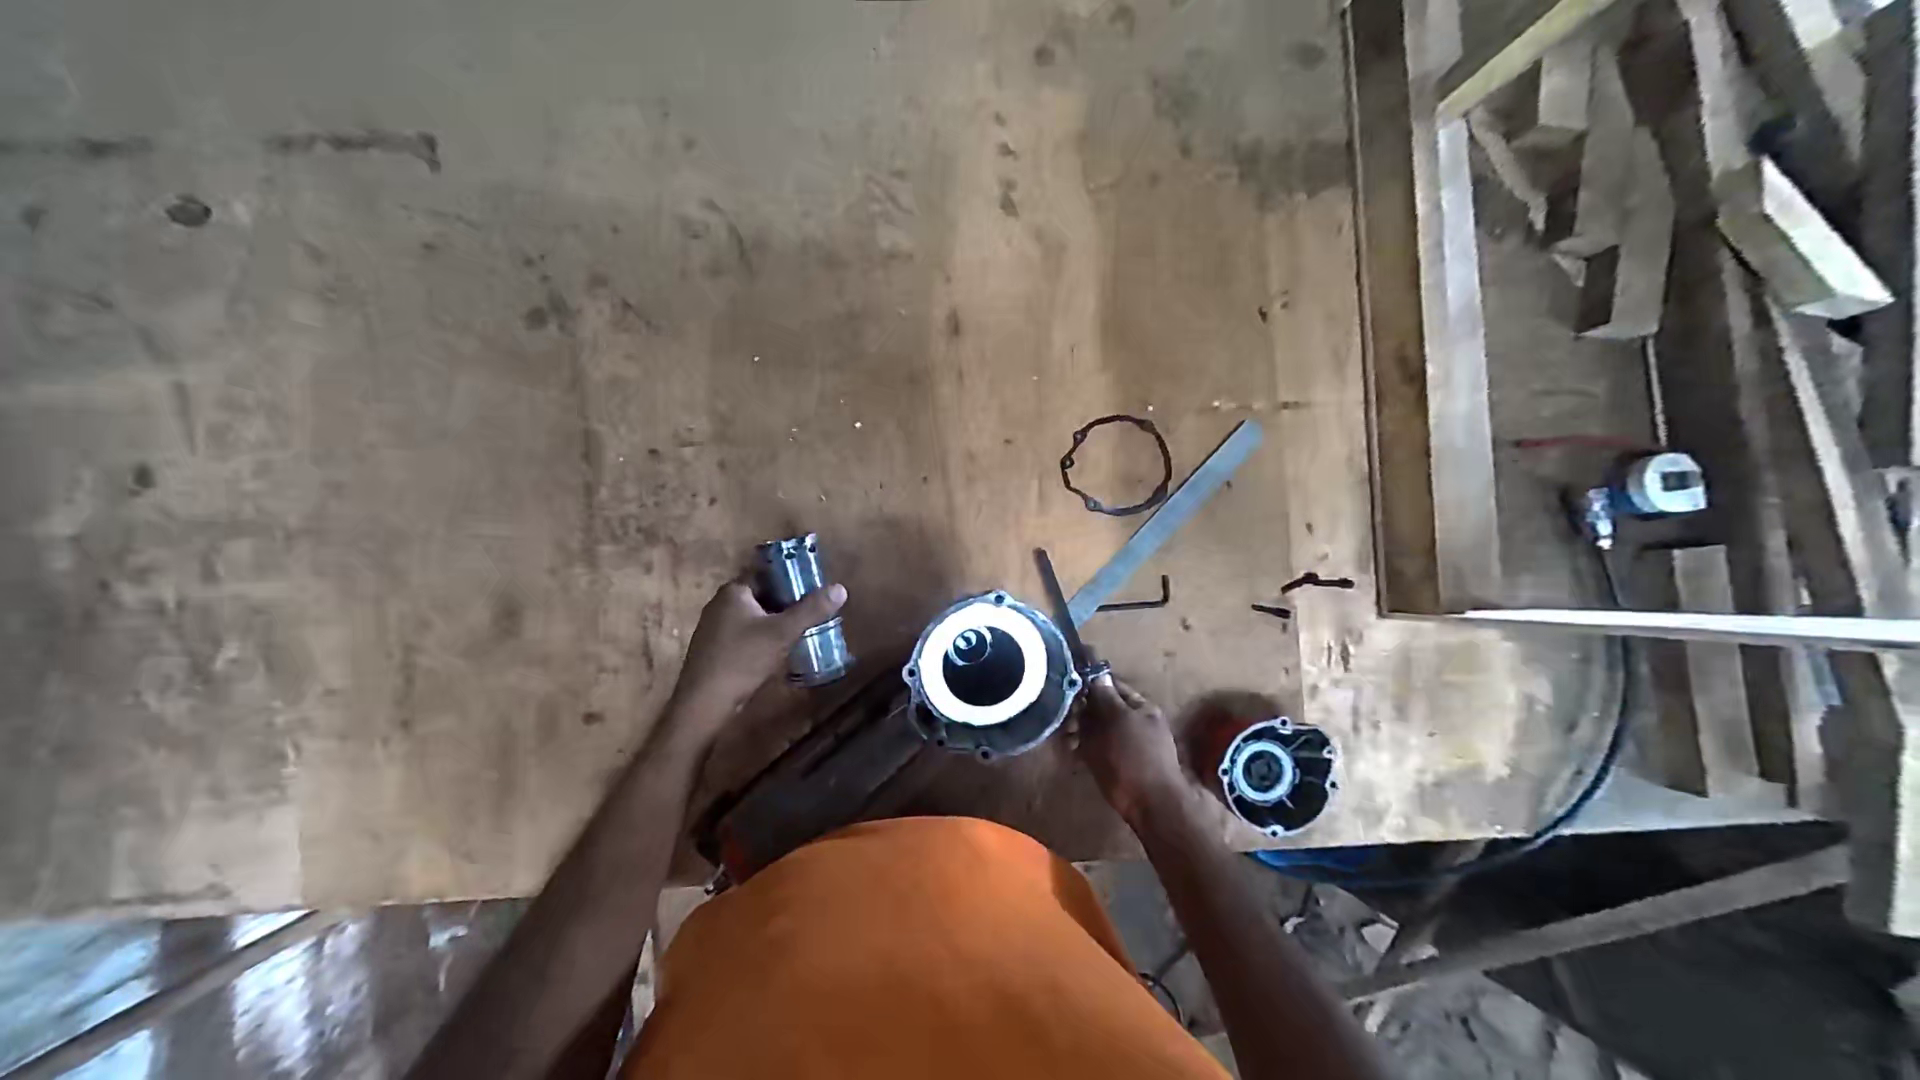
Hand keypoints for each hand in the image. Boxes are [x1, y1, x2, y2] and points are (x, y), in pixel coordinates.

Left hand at [668, 578, 847, 725]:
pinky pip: (744, 633)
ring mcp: (714, 627)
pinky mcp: (714, 649)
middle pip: (761, 595)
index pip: (766, 573)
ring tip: (802, 629)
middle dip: (787, 601)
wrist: (704, 703)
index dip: (791, 577)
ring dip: (775, 621)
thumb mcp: (783, 632)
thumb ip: (811, 610)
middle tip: (813, 609)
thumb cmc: (743, 659)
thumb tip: (840, 588)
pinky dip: (762, 636)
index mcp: (733, 591)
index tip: (814, 586)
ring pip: (753, 616)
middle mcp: (720, 603)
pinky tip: (779, 650)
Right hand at [1068, 676, 1198, 826]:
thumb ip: (1105, 696)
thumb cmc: (1136, 756)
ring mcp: (1120, 743)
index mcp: (1139, 707)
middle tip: (1064, 715)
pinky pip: (1090, 746)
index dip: (1089, 683)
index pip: (1110, 685)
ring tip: (1067, 736)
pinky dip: (1079, 746)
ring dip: (1076, 728)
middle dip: (1080, 708)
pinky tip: (1071, 749)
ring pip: (1092, 727)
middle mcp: (1130, 721)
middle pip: (1099, 706)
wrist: (1150, 804)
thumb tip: (1095, 672)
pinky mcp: (1110, 762)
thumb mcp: (1119, 719)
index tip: (1067, 684)